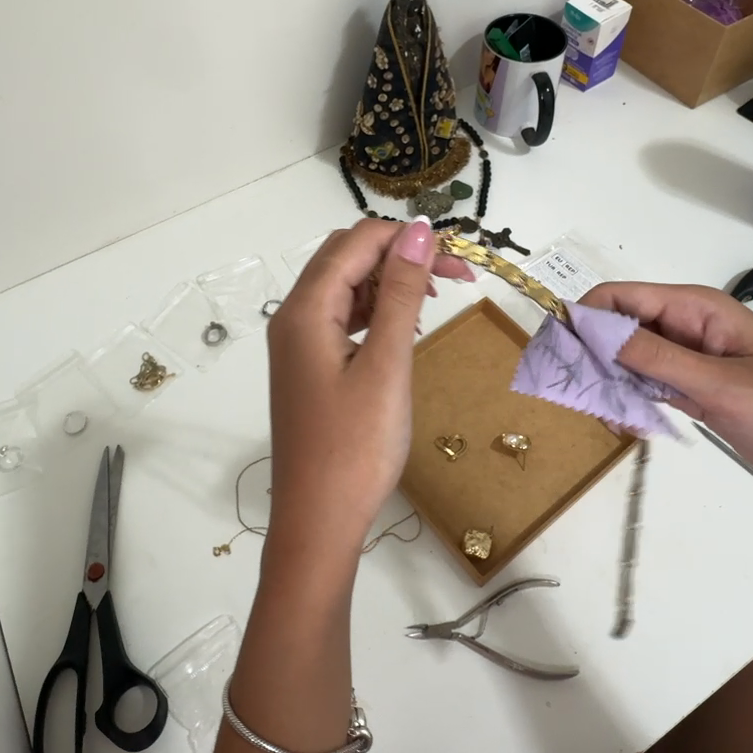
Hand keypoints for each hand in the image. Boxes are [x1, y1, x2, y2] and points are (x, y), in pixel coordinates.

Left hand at [263, 219, 473, 550]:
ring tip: (435, 302)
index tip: (458, 260)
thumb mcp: (386, 365)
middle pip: (346, 258)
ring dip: (389, 283)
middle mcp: (293, 316)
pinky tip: (404, 329)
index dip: (406, 239)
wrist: (317, 522)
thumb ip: (400, 293)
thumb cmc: (355, 448)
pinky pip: (342, 318)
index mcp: (305, 309)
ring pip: (345, 287)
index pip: (355, 242)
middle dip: (399, 256)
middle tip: (454, 278)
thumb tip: (417, 230)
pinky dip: (375, 312)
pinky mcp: (309, 365)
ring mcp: (298, 343)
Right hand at [578, 281, 752, 508]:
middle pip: (619, 327)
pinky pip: (649, 386)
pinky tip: (629, 424)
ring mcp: (692, 360)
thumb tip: (590, 327)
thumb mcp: (722, 384)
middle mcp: (687, 327)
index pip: (620, 297)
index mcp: (696, 308)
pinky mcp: (697, 391)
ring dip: (610, 383)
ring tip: (608, 416)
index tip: (556, 353)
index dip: (583, 316)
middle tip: (578, 395)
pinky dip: (633, 402)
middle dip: (593, 355)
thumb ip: (655, 356)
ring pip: (629, 359)